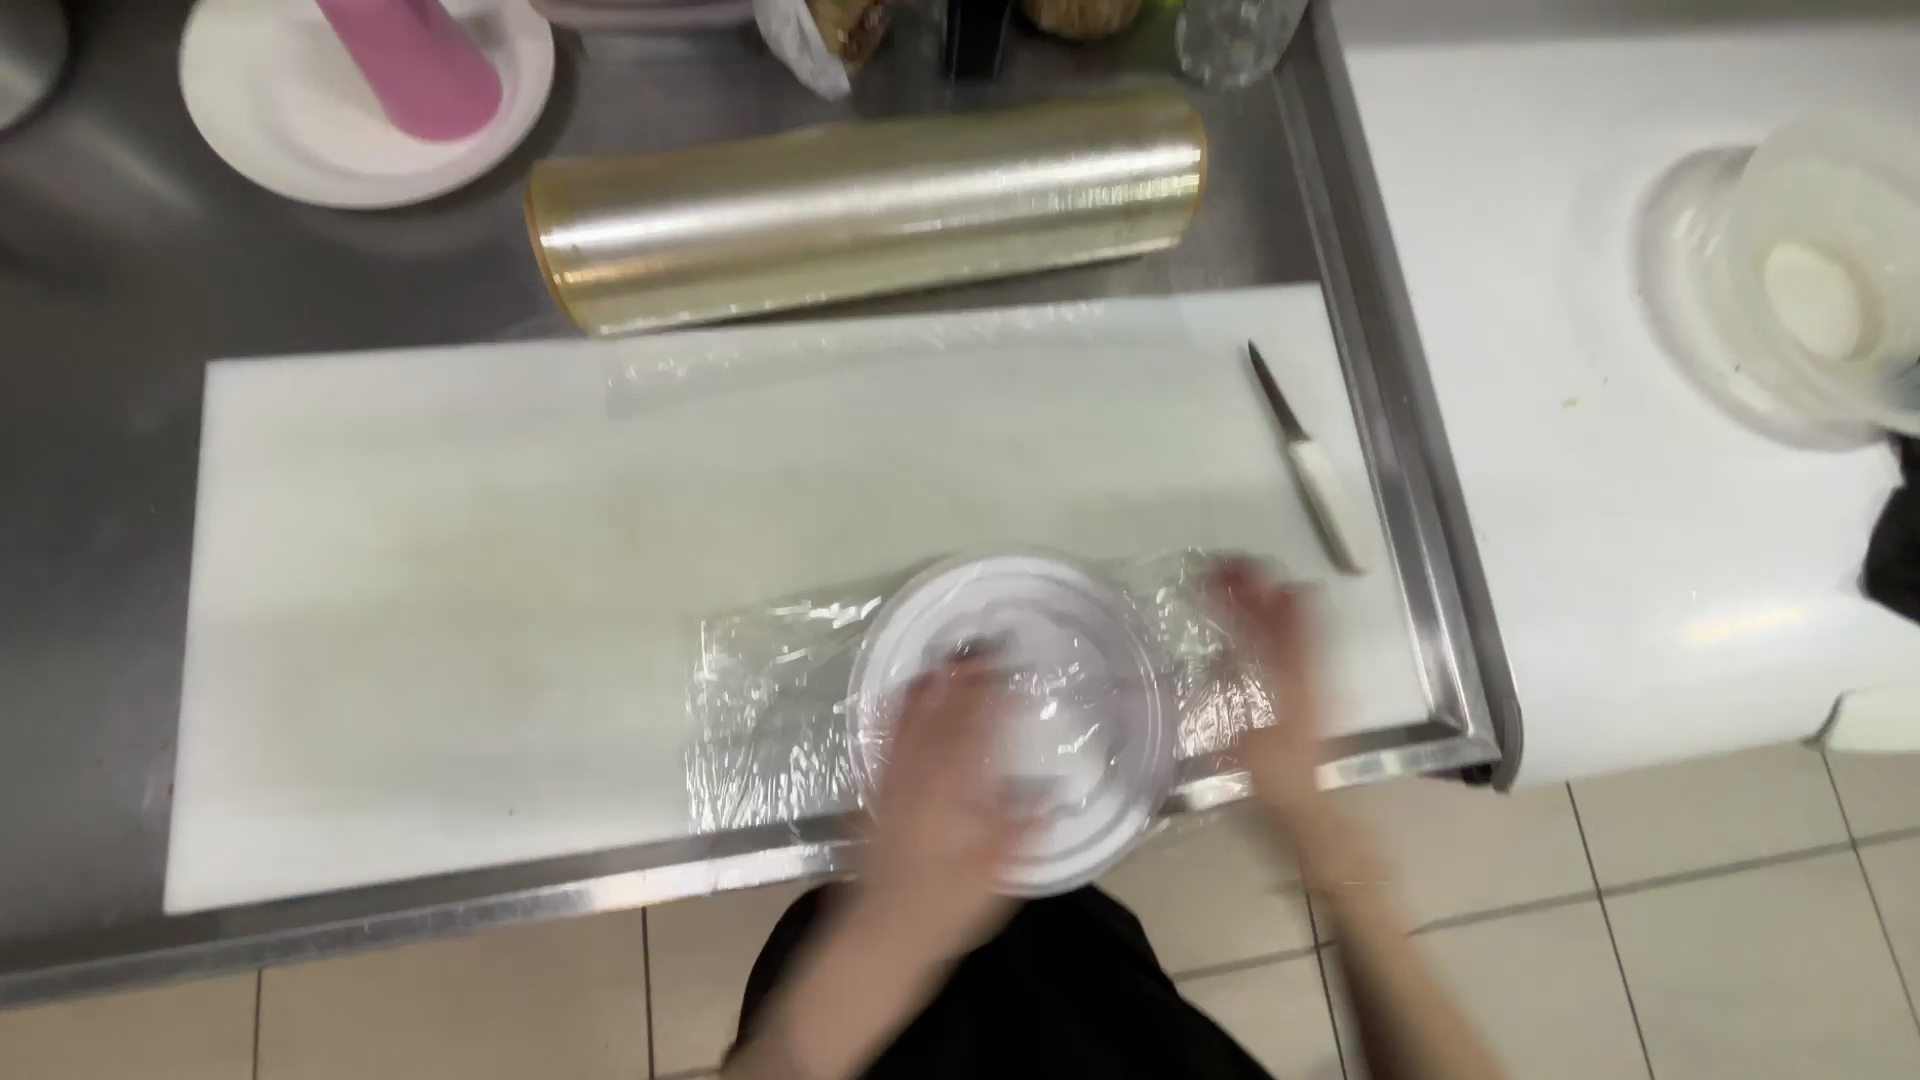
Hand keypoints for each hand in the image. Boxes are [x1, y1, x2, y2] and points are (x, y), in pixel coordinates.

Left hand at [850, 654, 1030, 968]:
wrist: (882, 933)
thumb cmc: (947, 905)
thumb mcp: (999, 872)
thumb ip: (1026, 825)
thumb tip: (1055, 790)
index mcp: (959, 791)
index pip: (980, 729)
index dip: (992, 692)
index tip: (1004, 664)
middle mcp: (924, 776)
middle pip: (944, 715)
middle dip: (960, 678)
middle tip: (974, 646)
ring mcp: (894, 782)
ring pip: (909, 722)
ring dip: (925, 687)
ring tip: (938, 659)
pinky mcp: (873, 792)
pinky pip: (880, 741)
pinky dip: (888, 713)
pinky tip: (893, 697)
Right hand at [1206, 557, 1382, 892]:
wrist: (1316, 816)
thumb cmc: (1279, 786)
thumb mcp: (1249, 744)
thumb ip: (1239, 693)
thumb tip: (1226, 653)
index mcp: (1292, 685)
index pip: (1273, 625)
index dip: (1250, 595)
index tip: (1223, 572)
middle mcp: (1309, 673)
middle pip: (1287, 615)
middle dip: (1256, 586)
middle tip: (1226, 565)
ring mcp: (1312, 680)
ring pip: (1296, 624)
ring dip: (1267, 598)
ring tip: (1241, 578)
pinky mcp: (1310, 690)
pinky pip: (1299, 641)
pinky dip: (1280, 618)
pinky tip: (1264, 614)